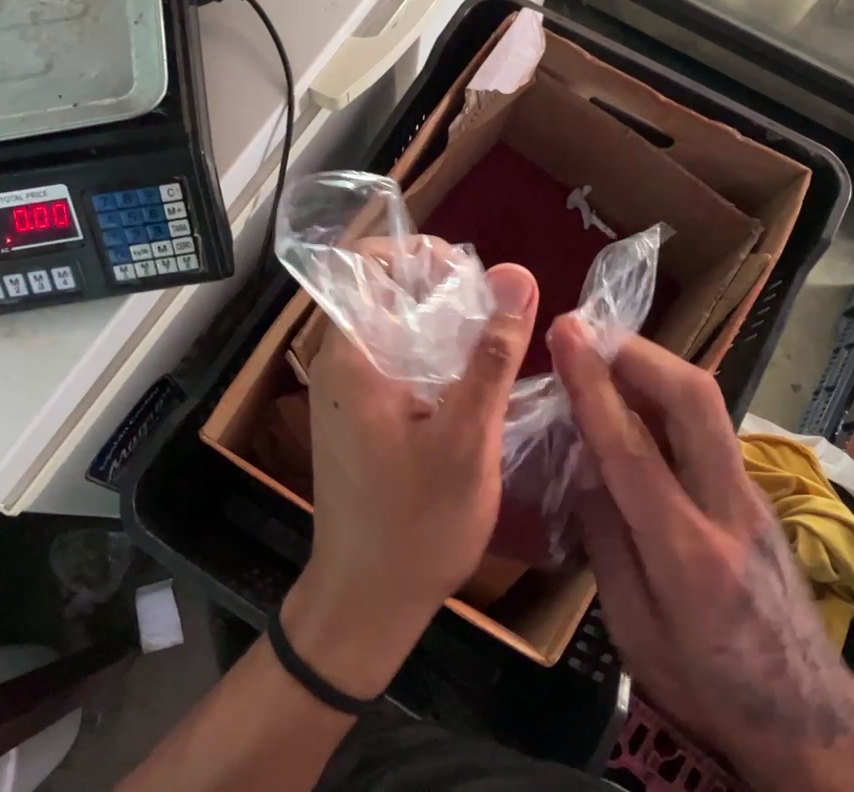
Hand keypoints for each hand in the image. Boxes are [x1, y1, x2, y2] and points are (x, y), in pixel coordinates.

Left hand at [293, 262, 537, 692]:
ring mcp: (346, 392)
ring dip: (440, 324)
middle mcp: (338, 364)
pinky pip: (393, 362)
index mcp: (350, 356)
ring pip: (392, 328)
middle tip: (493, 310)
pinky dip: (431, 356)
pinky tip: (472, 380)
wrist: (366, 600)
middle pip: (382, 292)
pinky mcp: (360, 417)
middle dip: (438, 288)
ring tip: (493, 341)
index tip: (467, 274)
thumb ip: (492, 353)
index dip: (416, 252)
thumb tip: (516, 273)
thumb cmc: (416, 524)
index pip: (364, 264)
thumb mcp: (468, 437)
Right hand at [549, 319, 853, 790]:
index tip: (565, 335)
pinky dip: (666, 405)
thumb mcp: (635, 633)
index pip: (631, 449)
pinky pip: (710, 434)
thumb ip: (608, 546)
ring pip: (708, 409)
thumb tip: (587, 472)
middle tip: (588, 334)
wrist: (808, 721)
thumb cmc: (707, 688)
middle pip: (695, 401)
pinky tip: (635, 413)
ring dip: (653, 370)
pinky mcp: (759, 500)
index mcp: (687, 552)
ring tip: (604, 358)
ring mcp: (754, 499)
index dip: (593, 385)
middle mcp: (730, 509)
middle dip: (639, 353)